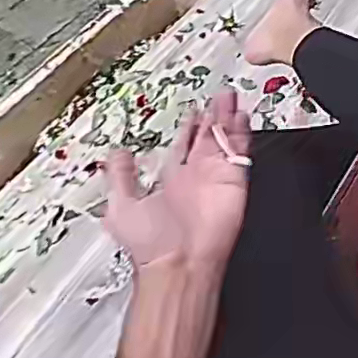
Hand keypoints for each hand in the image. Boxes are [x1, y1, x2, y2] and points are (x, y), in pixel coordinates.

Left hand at [104, 92, 252, 271]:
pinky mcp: (234, 176)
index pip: (184, 143)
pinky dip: (241, 131)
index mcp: (172, 177)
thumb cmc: (151, 245)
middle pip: (209, 134)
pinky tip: (241, 115)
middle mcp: (196, 172)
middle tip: (221, 94)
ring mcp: (217, 173)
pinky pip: (240, 148)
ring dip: (229, 115)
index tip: (195, 109)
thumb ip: (120, 178)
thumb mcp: (121, 208)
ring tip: (231, 95)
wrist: (181, 262)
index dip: (190, 125)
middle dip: (215, 113)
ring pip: (225, 136)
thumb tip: (115, 153)